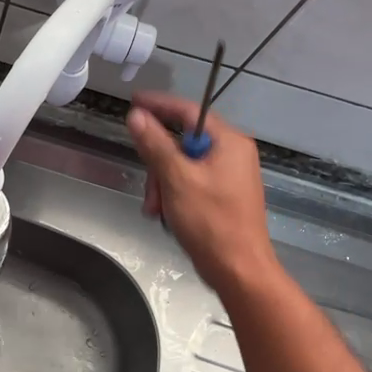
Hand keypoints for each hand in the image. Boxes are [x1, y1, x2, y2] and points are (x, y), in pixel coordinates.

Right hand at [126, 91, 277, 292]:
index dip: (158, 105)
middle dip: (157, 163)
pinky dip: (173, 194)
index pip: (188, 111)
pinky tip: (166, 214)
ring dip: (162, 183)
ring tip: (156, 209)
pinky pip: (189, 182)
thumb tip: (137, 115)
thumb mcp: (176, 179)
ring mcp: (229, 175)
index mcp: (229, 142)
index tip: (133, 102)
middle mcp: (232, 153)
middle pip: (182, 141)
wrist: (238, 270)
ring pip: (181, 165)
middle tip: (149, 188)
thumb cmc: (211, 222)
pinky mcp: (223, 195)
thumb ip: (155, 144)